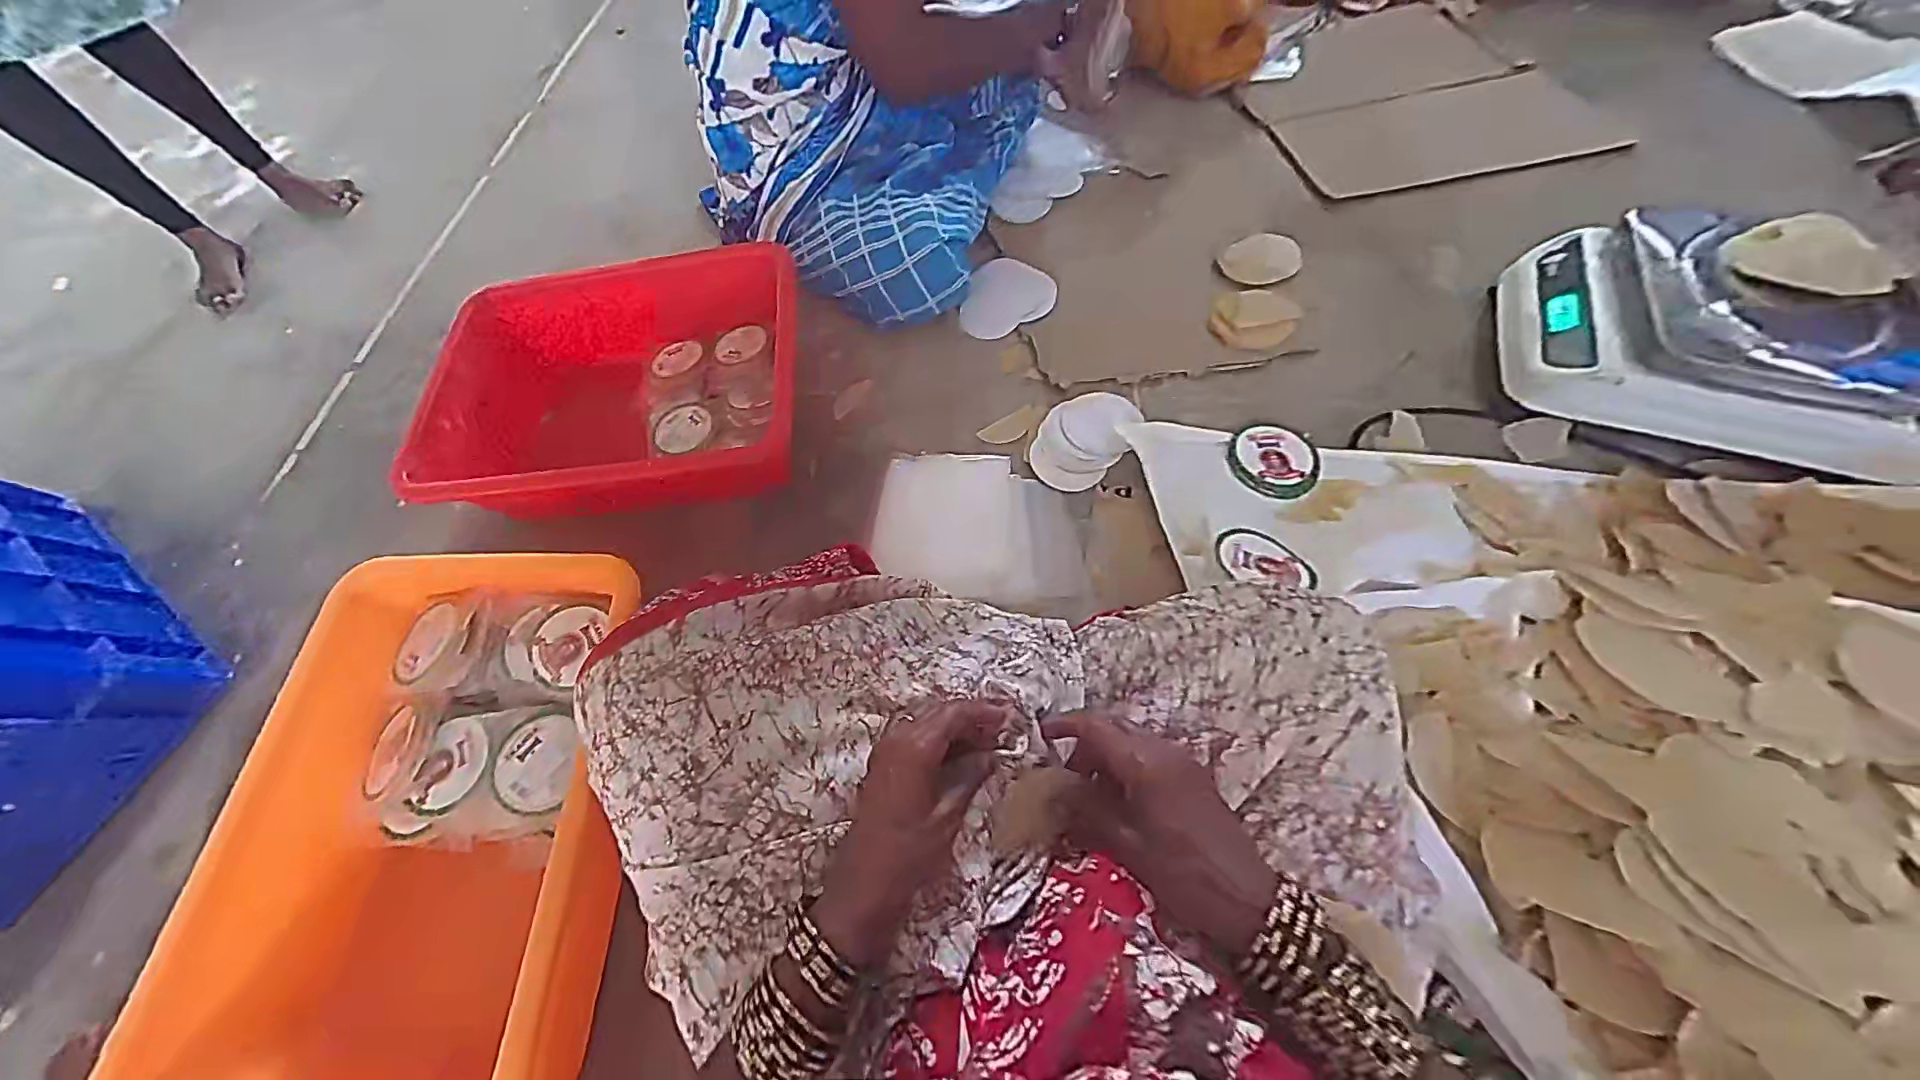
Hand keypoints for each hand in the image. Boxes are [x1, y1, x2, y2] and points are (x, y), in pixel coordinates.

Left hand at [812, 699, 1013, 966]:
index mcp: (914, 746)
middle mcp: (897, 739)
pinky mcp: (884, 766)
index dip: (985, 710)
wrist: (863, 887)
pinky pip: (917, 739)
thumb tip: (991, 755)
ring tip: (990, 741)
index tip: (1011, 715)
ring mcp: (886, 751)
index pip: (954, 712)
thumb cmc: (909, 854)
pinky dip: (942, 741)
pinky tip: (964, 756)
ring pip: (928, 724)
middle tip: (1004, 727)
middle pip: (940, 712)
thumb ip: (971, 776)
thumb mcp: (948, 815)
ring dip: (957, 728)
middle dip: (972, 716)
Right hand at [1043, 709, 1277, 956]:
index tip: (1041, 735)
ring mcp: (1182, 761)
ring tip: (1089, 796)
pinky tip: (1119, 802)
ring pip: (1131, 741)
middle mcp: (1163, 750)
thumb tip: (1053, 790)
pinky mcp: (1192, 777)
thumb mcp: (1126, 844)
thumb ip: (1086, 810)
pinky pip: (1150, 757)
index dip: (1064, 726)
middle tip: (1063, 776)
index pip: (1095, 726)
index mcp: (1144, 762)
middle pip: (1113, 728)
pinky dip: (1126, 768)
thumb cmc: (1182, 874)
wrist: (1247, 900)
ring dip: (1106, 757)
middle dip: (1084, 744)